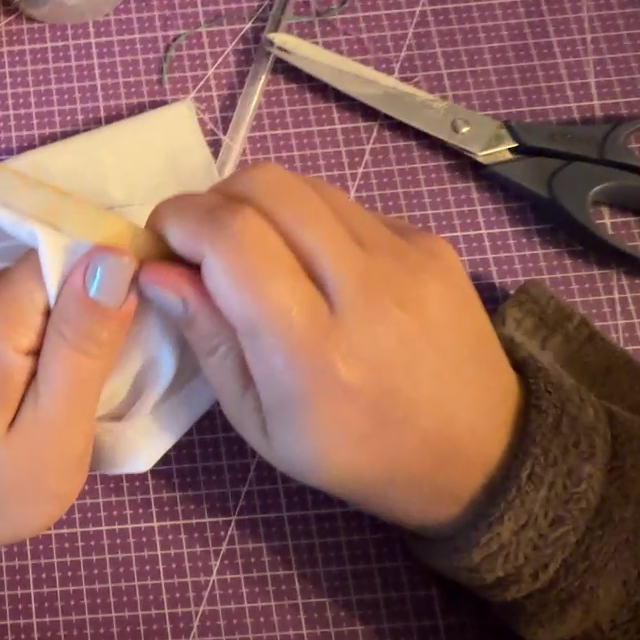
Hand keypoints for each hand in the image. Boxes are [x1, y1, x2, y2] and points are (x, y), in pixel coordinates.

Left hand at [0, 250, 138, 584]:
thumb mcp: (53, 428)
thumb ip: (84, 342)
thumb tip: (116, 257)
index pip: (70, 249)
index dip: (117, 272)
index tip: (150, 316)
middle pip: (62, 263)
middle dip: (103, 300)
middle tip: (128, 360)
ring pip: (52, 284)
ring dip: (84, 318)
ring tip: (104, 371)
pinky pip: (35, 304)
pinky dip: (62, 329)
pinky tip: (72, 371)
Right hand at [140, 164, 519, 533]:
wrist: (483, 455)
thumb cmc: (352, 450)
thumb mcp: (258, 421)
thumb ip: (206, 338)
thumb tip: (155, 270)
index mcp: (314, 350)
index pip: (233, 238)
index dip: (181, 220)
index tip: (160, 241)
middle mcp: (364, 288)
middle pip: (263, 187)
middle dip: (210, 200)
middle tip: (198, 240)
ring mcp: (405, 256)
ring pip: (300, 184)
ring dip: (254, 203)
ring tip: (251, 248)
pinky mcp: (428, 241)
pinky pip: (340, 201)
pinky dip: (302, 217)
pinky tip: (311, 261)